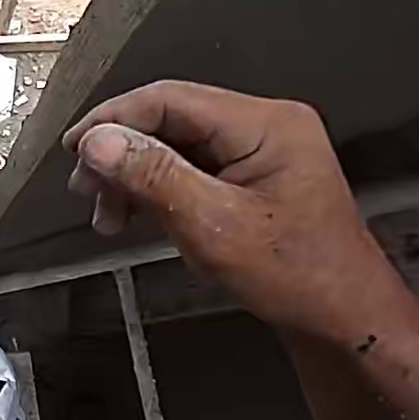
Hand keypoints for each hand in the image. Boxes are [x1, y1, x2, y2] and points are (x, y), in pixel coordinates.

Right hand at [62, 81, 399, 343]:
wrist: (343, 320)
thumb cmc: (297, 278)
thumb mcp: (214, 226)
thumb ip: (153, 177)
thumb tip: (98, 142)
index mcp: (265, 124)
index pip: (170, 99)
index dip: (114, 119)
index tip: (75, 147)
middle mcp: (262, 126)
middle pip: (169, 120)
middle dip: (121, 153)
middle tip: (86, 188)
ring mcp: (256, 151)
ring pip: (173, 146)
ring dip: (134, 175)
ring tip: (107, 213)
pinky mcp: (247, 175)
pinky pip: (189, 168)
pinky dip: (156, 189)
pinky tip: (136, 214)